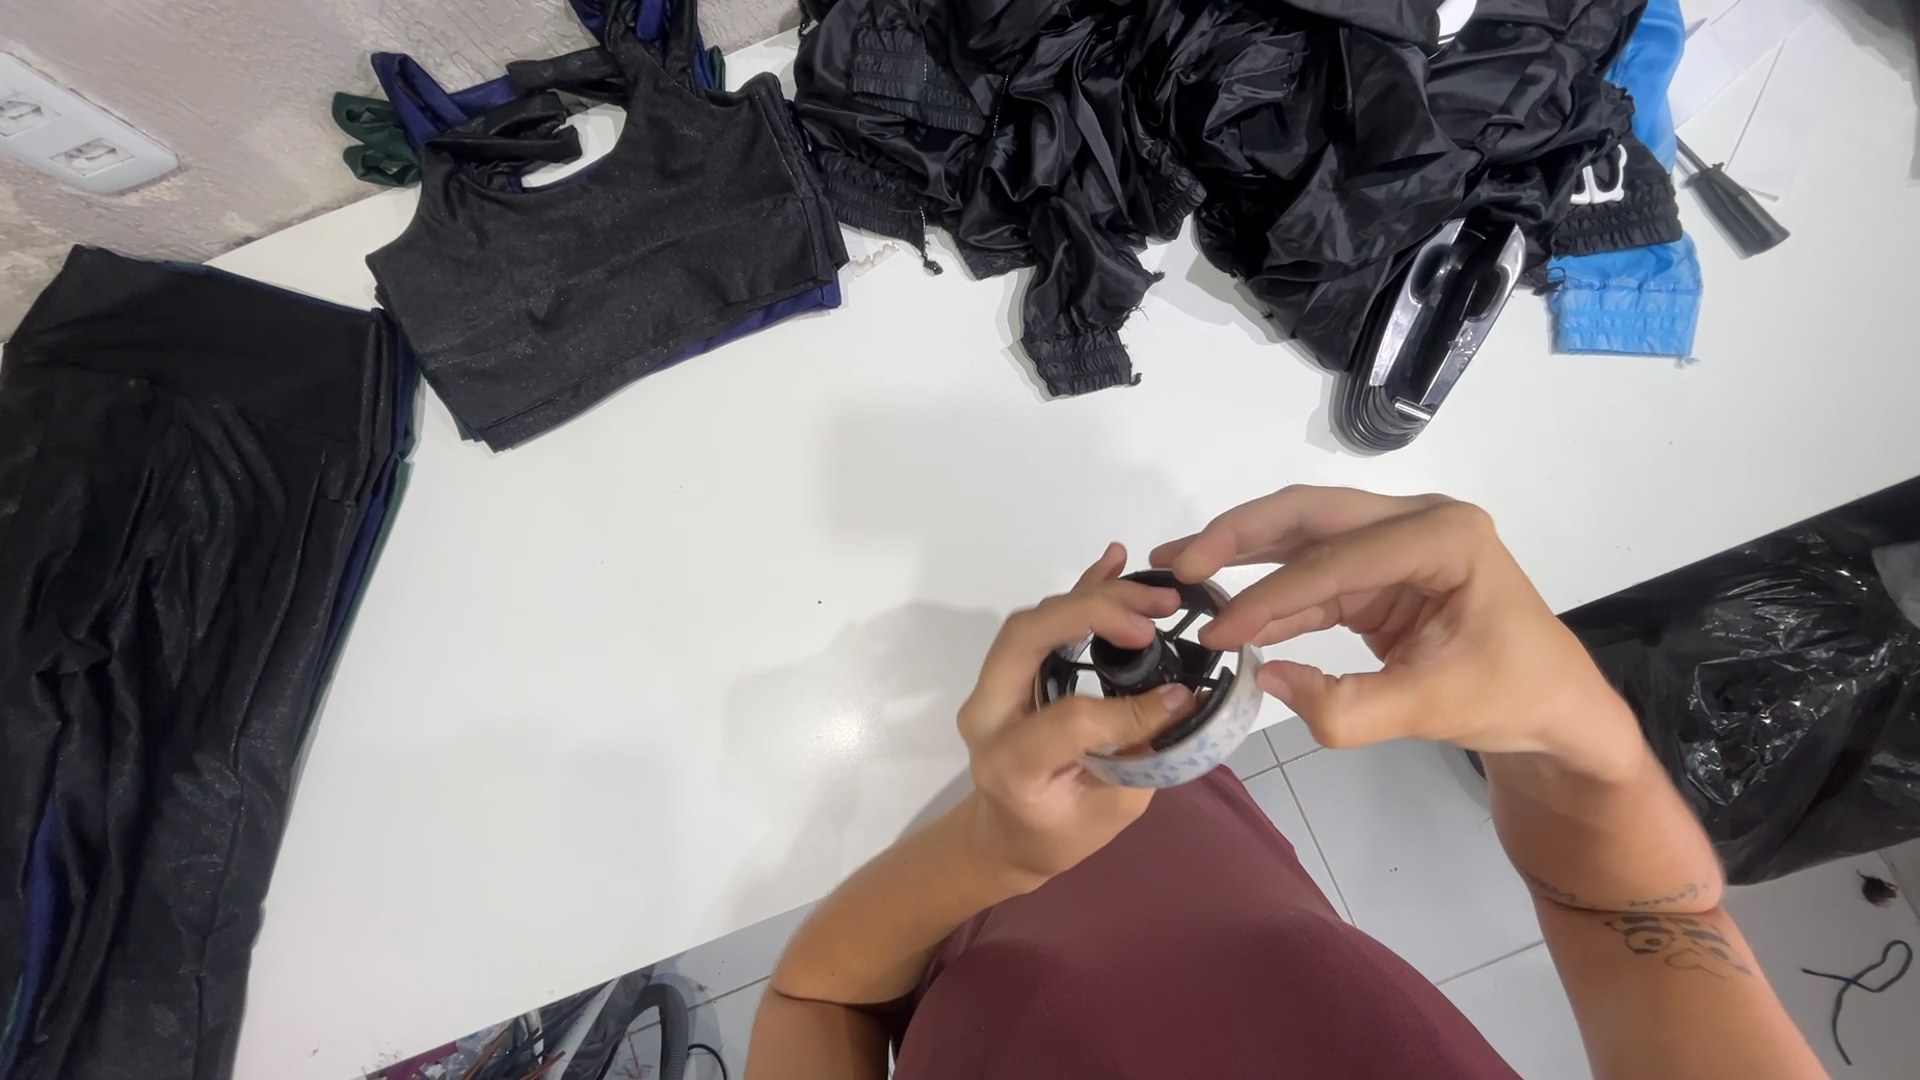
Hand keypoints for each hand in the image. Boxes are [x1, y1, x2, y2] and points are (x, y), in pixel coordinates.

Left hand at [956, 544, 1196, 889]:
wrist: (1003, 833)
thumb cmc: (1054, 834)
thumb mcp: (1108, 811)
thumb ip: (1140, 754)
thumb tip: (1182, 695)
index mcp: (1009, 762)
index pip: (1070, 718)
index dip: (1131, 708)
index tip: (1182, 698)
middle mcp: (988, 713)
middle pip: (1027, 636)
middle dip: (1094, 612)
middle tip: (1157, 614)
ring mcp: (990, 686)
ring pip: (1032, 621)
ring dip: (1093, 598)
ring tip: (1153, 595)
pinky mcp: (1006, 671)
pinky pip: (1039, 622)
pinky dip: (1078, 590)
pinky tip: (1113, 562)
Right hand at [1150, 486, 1636, 772]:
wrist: (1554, 707)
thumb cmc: (1514, 698)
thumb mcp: (1433, 710)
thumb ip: (1346, 707)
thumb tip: (1264, 678)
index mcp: (1444, 537)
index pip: (1335, 560)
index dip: (1268, 597)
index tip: (1215, 634)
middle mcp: (1414, 521)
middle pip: (1307, 513)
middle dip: (1236, 536)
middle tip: (1176, 562)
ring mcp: (1391, 540)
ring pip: (1299, 531)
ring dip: (1237, 549)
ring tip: (1176, 563)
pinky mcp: (1373, 568)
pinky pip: (1307, 571)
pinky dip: (1264, 589)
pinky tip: (1224, 605)